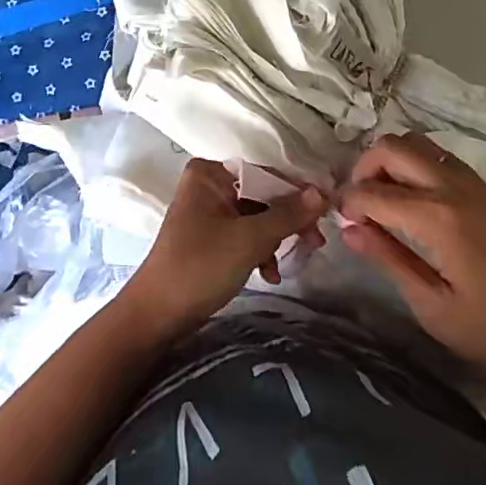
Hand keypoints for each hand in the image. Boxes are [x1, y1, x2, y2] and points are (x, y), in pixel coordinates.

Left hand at [123, 159, 327, 332]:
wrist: (160, 311)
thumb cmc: (202, 266)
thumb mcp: (250, 239)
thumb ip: (287, 215)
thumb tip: (321, 193)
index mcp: (209, 173)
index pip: (264, 173)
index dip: (296, 193)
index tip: (326, 215)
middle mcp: (206, 184)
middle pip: (261, 194)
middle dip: (288, 221)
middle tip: (315, 244)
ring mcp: (206, 209)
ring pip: (255, 216)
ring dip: (275, 239)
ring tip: (290, 262)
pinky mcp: (208, 234)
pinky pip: (243, 233)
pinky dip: (258, 250)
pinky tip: (268, 274)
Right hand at [338, 133, 485, 399]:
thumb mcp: (436, 310)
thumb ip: (388, 260)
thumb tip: (348, 228)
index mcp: (438, 219)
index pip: (371, 191)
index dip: (346, 203)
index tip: (339, 223)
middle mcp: (455, 189)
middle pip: (392, 147)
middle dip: (363, 169)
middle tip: (357, 207)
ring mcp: (477, 186)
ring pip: (417, 144)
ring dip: (390, 162)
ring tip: (383, 201)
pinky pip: (441, 158)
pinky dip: (416, 166)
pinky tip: (415, 204)